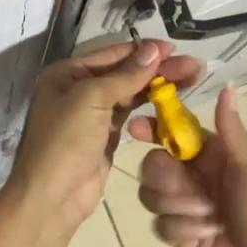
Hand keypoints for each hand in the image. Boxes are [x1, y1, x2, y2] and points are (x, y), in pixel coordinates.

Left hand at [6, 40, 201, 224]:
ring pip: (132, 94)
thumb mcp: (91, 99)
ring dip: (159, 87)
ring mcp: (94, 114)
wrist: (52, 198)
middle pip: (125, 73)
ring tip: (192, 80)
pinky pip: (132, 116)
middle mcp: (80, 89)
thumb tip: (153, 49)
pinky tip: (173, 104)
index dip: (145, 51)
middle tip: (194, 66)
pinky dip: (152, 109)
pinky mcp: (107, 137)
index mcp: (69, 73)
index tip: (176, 49)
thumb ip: (125, 75)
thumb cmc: (65, 141)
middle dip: (159, 69)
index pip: (113, 54)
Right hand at [131, 87, 246, 246]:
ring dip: (179, 207)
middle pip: (153, 163)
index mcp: (213, 154)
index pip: (174, 131)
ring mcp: (184, 205)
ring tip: (209, 218)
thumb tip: (227, 86)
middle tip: (196, 191)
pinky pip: (158, 222)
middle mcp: (194, 175)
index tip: (136, 129)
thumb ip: (231, 131)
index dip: (153, 127)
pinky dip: (181, 230)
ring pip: (151, 193)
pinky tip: (204, 237)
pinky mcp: (177, 234)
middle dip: (169, 179)